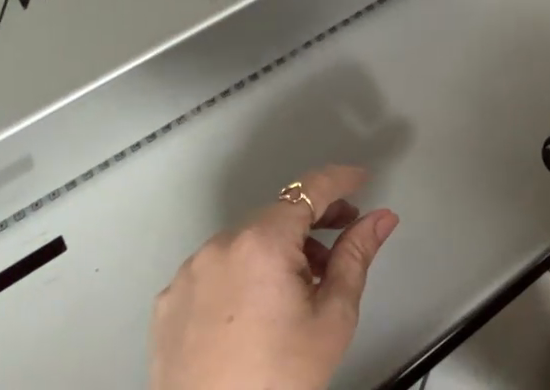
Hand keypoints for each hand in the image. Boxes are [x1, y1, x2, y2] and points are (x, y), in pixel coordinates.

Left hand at [150, 165, 398, 389]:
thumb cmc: (280, 376)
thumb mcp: (333, 315)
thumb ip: (357, 255)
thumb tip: (381, 218)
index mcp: (262, 243)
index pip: (309, 189)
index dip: (340, 179)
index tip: (361, 180)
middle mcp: (219, 247)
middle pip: (276, 216)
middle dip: (312, 224)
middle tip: (340, 245)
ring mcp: (188, 274)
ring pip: (244, 243)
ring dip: (276, 251)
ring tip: (299, 289)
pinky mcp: (168, 302)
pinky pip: (215, 270)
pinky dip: (241, 275)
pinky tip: (257, 311)